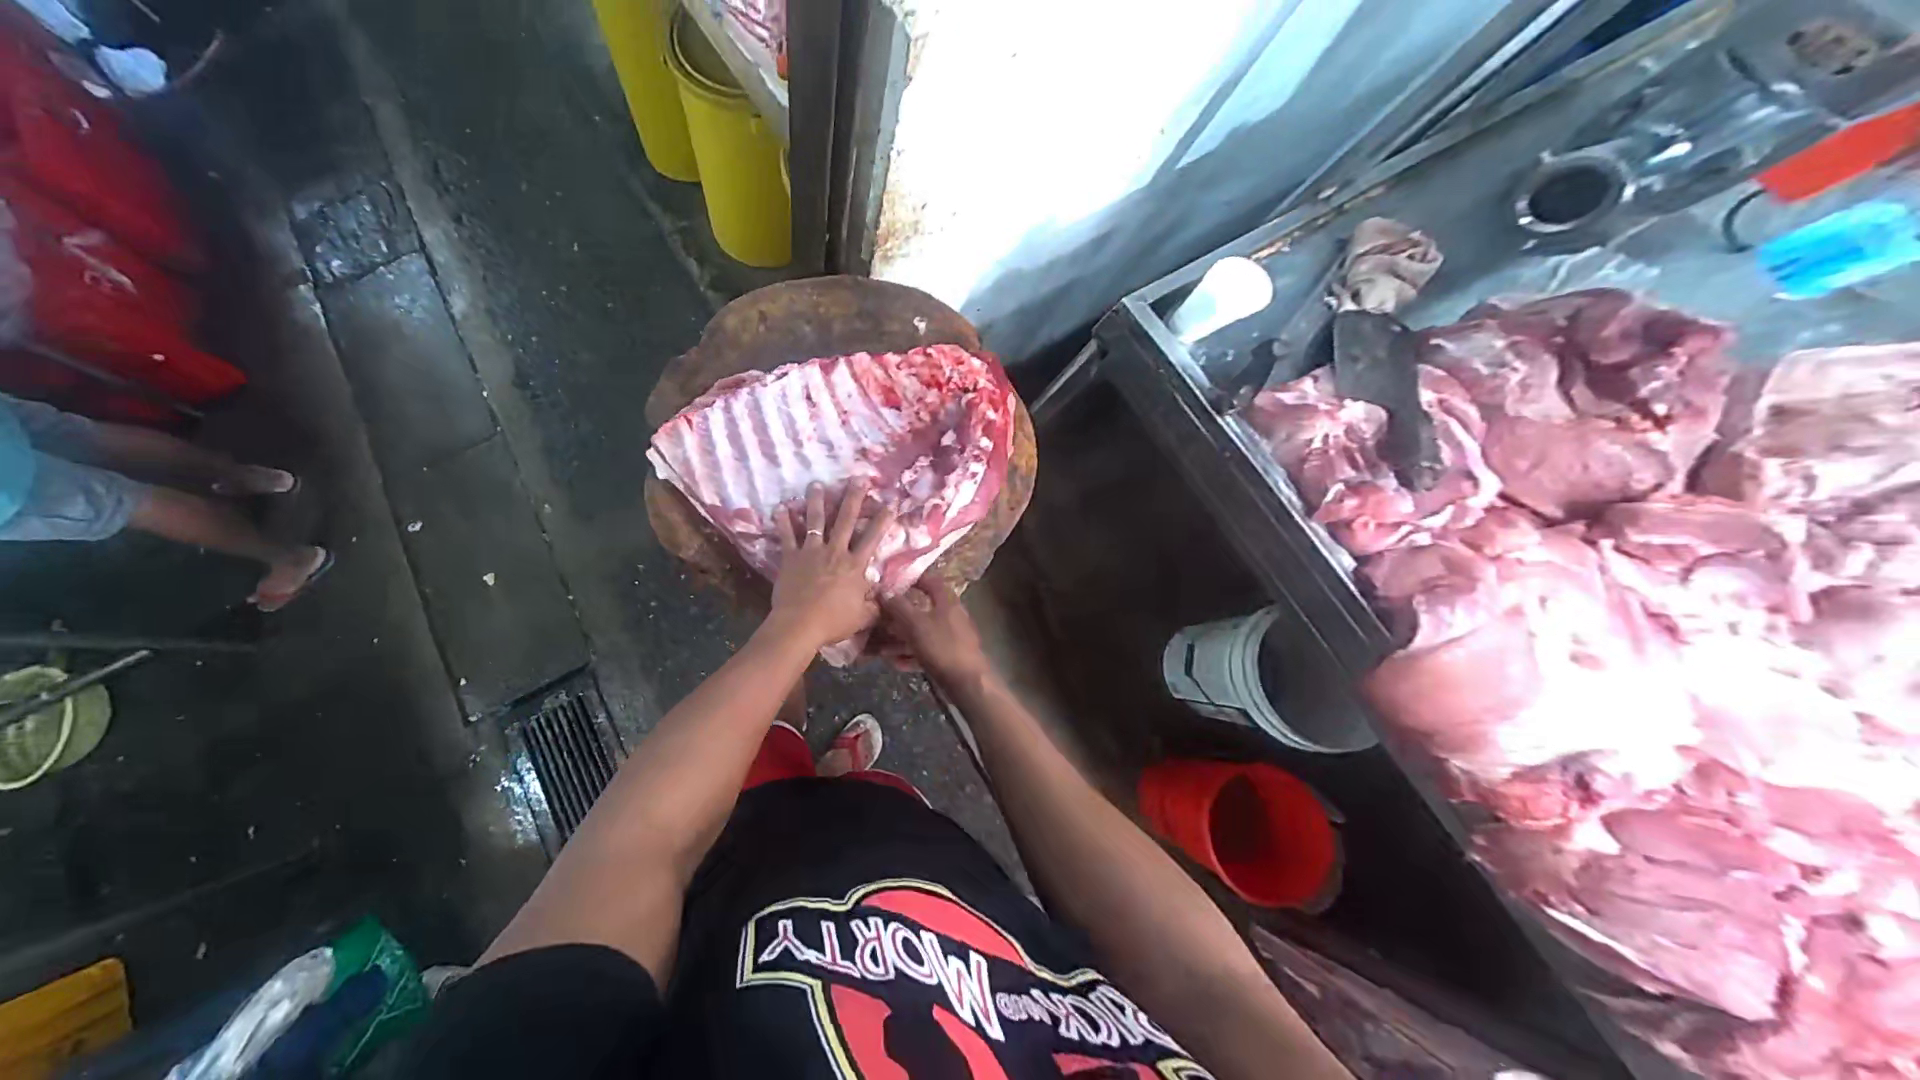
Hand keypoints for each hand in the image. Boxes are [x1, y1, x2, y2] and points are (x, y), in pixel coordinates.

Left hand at [768, 480, 897, 650]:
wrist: (799, 625)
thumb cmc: (833, 622)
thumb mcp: (863, 617)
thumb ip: (874, 606)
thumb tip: (882, 600)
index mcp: (855, 565)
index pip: (872, 537)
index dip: (883, 519)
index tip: (891, 501)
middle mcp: (835, 552)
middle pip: (845, 519)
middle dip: (853, 497)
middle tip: (858, 478)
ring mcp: (811, 552)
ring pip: (815, 521)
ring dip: (816, 501)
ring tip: (817, 483)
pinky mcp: (791, 558)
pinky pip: (787, 536)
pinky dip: (784, 521)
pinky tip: (781, 507)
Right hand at [882, 576, 990, 686]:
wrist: (968, 683)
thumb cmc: (942, 647)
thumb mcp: (916, 625)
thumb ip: (898, 607)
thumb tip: (884, 590)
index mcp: (947, 601)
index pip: (930, 580)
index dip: (912, 578)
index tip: (892, 581)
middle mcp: (950, 616)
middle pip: (921, 610)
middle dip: (898, 616)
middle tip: (877, 620)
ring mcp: (950, 638)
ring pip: (921, 633)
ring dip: (900, 639)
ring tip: (878, 648)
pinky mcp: (949, 657)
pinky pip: (925, 651)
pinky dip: (910, 654)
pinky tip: (894, 663)